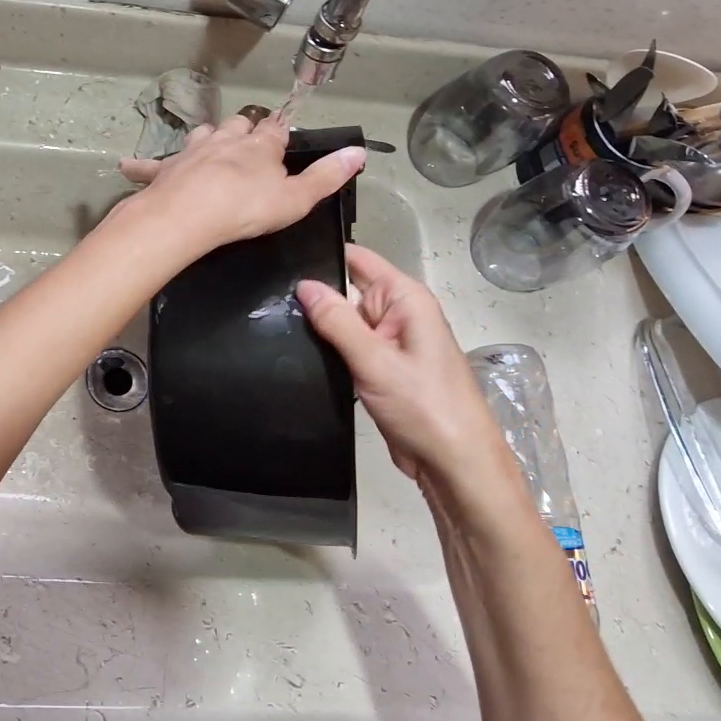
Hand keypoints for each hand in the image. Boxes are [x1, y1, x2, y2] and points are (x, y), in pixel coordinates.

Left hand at [116, 113, 365, 254]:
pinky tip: (125, 165)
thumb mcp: (296, 199)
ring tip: (209, 149)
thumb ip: (326, 178)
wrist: (189, 215)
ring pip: (201, 135)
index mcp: (260, 146)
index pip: (275, 129)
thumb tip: (357, 152)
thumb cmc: (246, 208)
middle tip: (247, 145)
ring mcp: (192, 151)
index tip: (283, 134)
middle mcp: (225, 140)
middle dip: (244, 131)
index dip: (280, 131)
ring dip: (206, 140)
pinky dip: (140, 165)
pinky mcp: (165, 170)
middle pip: (237, 126)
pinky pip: (150, 165)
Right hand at [295, 246, 511, 488]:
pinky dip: (327, 354)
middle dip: (312, 297)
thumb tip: (304, 285)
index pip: (358, 260)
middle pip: (345, 291)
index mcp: (405, 299)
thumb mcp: (376, 361)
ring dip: (317, 329)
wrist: (454, 464)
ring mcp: (387, 344)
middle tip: (266, 301)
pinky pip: (345, 350)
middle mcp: (397, 314)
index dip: (323, 256)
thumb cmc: (425, 407)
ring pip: (340, 324)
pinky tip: (294, 355)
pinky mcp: (378, 370)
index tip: (281, 258)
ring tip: (271, 325)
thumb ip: (337, 321)